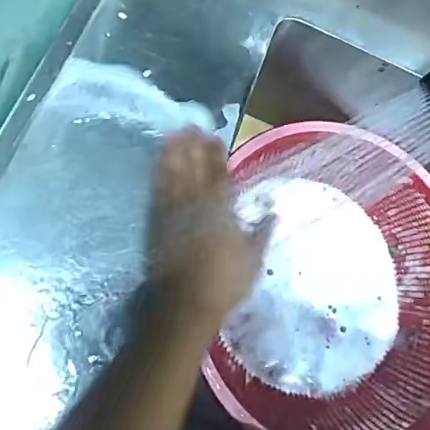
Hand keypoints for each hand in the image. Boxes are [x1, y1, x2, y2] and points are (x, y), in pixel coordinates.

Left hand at [145, 128, 270, 333]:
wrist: (185, 303)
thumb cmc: (223, 284)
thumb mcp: (252, 260)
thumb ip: (262, 233)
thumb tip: (272, 213)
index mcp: (221, 211)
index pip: (220, 175)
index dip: (217, 154)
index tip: (216, 136)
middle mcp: (196, 204)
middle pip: (193, 168)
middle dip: (193, 145)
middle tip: (192, 125)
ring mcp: (173, 211)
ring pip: (173, 174)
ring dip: (173, 152)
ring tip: (174, 134)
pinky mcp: (156, 221)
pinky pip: (157, 190)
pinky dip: (158, 172)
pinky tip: (158, 162)